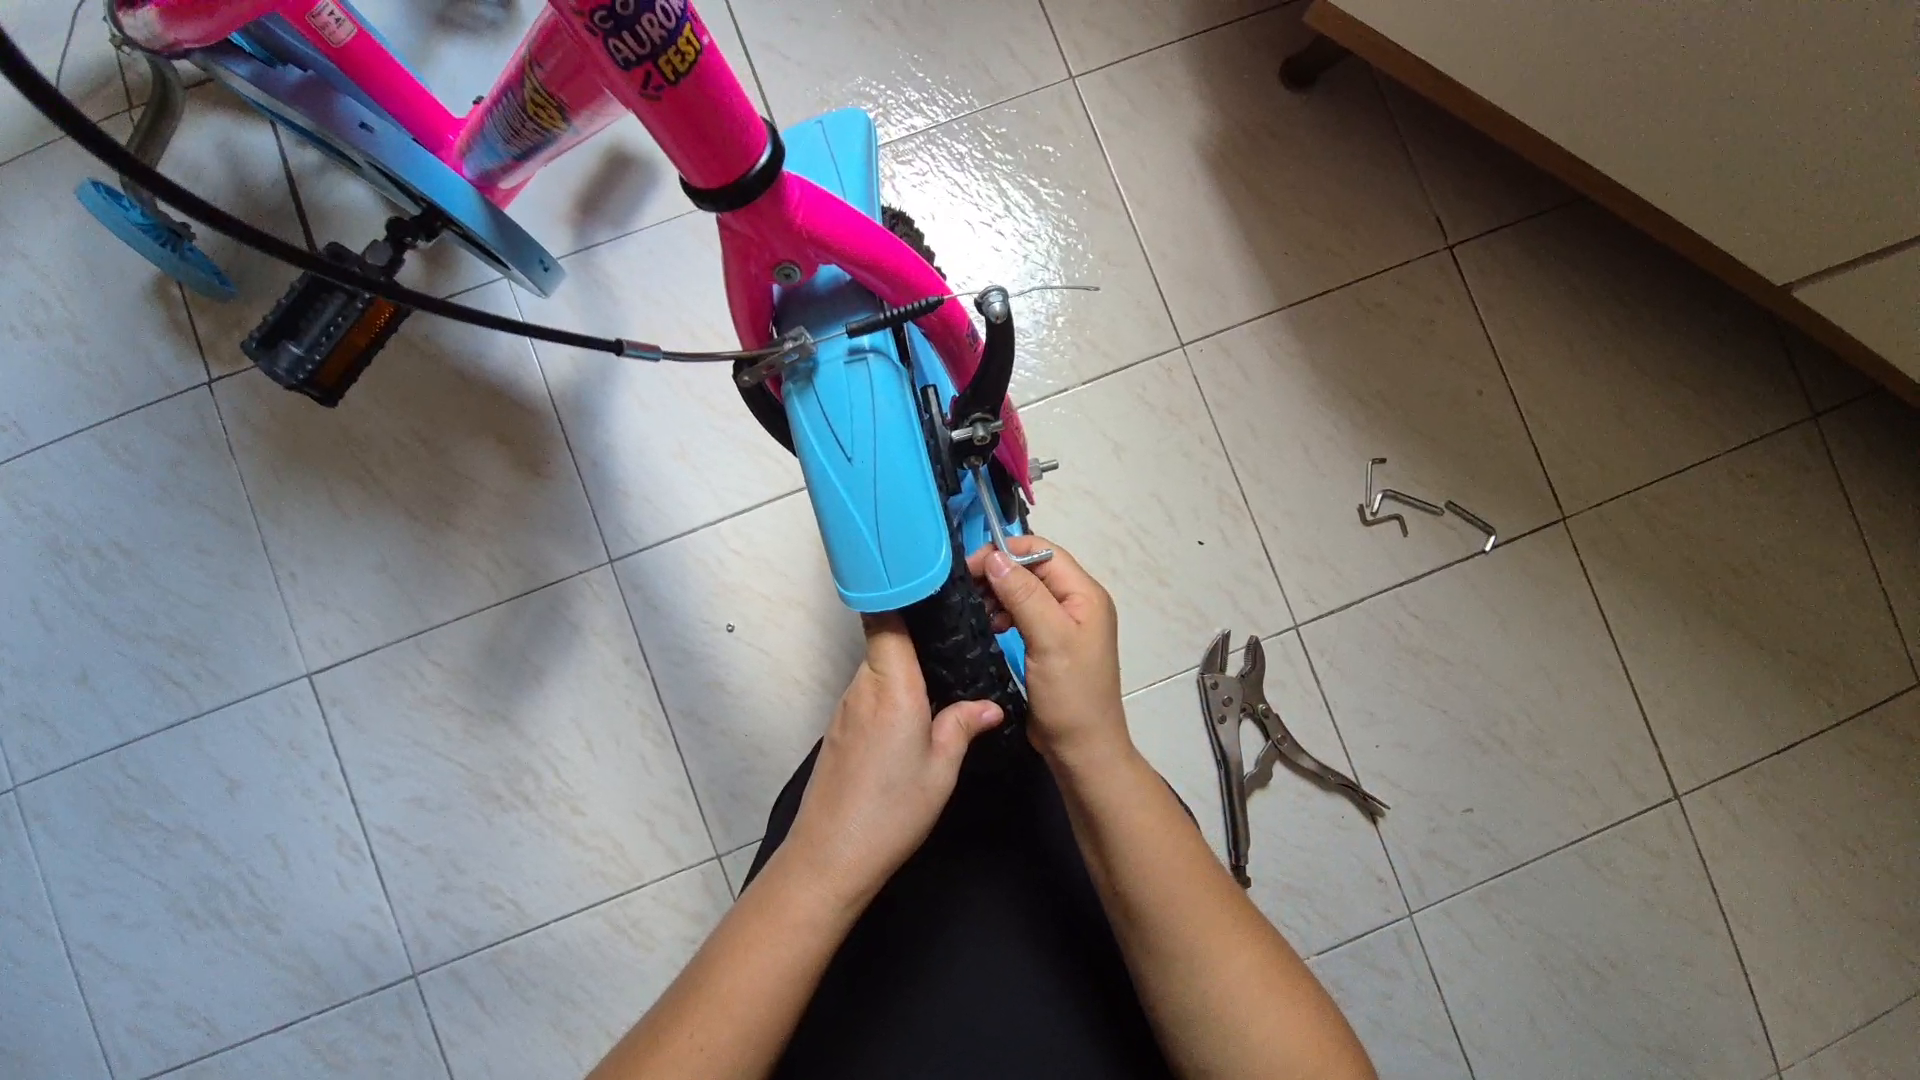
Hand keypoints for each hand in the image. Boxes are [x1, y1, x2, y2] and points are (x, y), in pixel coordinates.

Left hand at [777, 614, 1004, 908]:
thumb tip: (989, 707)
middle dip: (917, 633)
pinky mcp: (840, 728)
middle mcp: (862, 687)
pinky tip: (916, 714)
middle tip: (956, 633)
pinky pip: (870, 692)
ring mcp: (846, 707)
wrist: (830, 856)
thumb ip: (964, 726)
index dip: (905, 593)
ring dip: (905, 666)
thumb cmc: (891, 812)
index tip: (931, 581)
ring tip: (944, 674)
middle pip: (885, 639)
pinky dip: (892, 690)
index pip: (888, 618)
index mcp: (891, 686)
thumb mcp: (942, 769)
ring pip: (878, 667)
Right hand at [968, 537, 1130, 768]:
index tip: (972, 568)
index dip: (1007, 553)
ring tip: (980, 611)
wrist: (1081, 749)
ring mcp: (1064, 624)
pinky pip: (1024, 614)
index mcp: (1085, 594)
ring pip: (1025, 591)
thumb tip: (994, 557)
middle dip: (1000, 573)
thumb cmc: (1070, 694)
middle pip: (1033, 569)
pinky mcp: (1049, 643)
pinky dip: (1004, 613)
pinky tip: (991, 626)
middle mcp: (1077, 602)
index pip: (1043, 552)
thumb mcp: (1048, 639)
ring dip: (1000, 594)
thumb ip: (1024, 595)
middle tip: (968, 591)